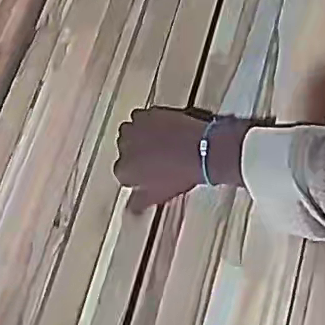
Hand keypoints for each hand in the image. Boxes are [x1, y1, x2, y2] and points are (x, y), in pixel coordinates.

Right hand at [114, 107, 252, 210]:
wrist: (201, 150)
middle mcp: (123, 147)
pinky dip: (149, 124)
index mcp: (123, 170)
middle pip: (125, 151)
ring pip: (131, 134)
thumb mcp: (159, 195)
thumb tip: (130, 211)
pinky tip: (163, 130)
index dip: (137, 173)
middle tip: (156, 158)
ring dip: (140, 137)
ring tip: (160, 143)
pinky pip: (141, 119)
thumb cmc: (181, 174)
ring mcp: (133, 128)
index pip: (123, 173)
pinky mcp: (146, 113)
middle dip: (137, 153)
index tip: (149, 174)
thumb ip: (139, 202)